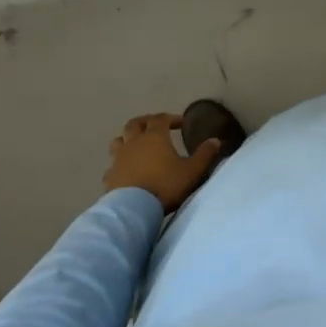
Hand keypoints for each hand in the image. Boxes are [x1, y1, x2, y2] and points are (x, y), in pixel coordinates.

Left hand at [103, 113, 223, 212]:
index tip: (181, 123)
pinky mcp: (110, 176)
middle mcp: (134, 143)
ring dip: (127, 139)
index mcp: (154, 137)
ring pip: (118, 141)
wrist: (134, 208)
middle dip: (146, 121)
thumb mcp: (192, 171)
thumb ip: (205, 154)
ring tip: (136, 145)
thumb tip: (216, 140)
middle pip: (134, 124)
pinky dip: (119, 163)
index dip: (171, 118)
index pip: (160, 118)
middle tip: (155, 126)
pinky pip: (113, 165)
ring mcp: (118, 159)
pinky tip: (125, 170)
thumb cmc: (166, 185)